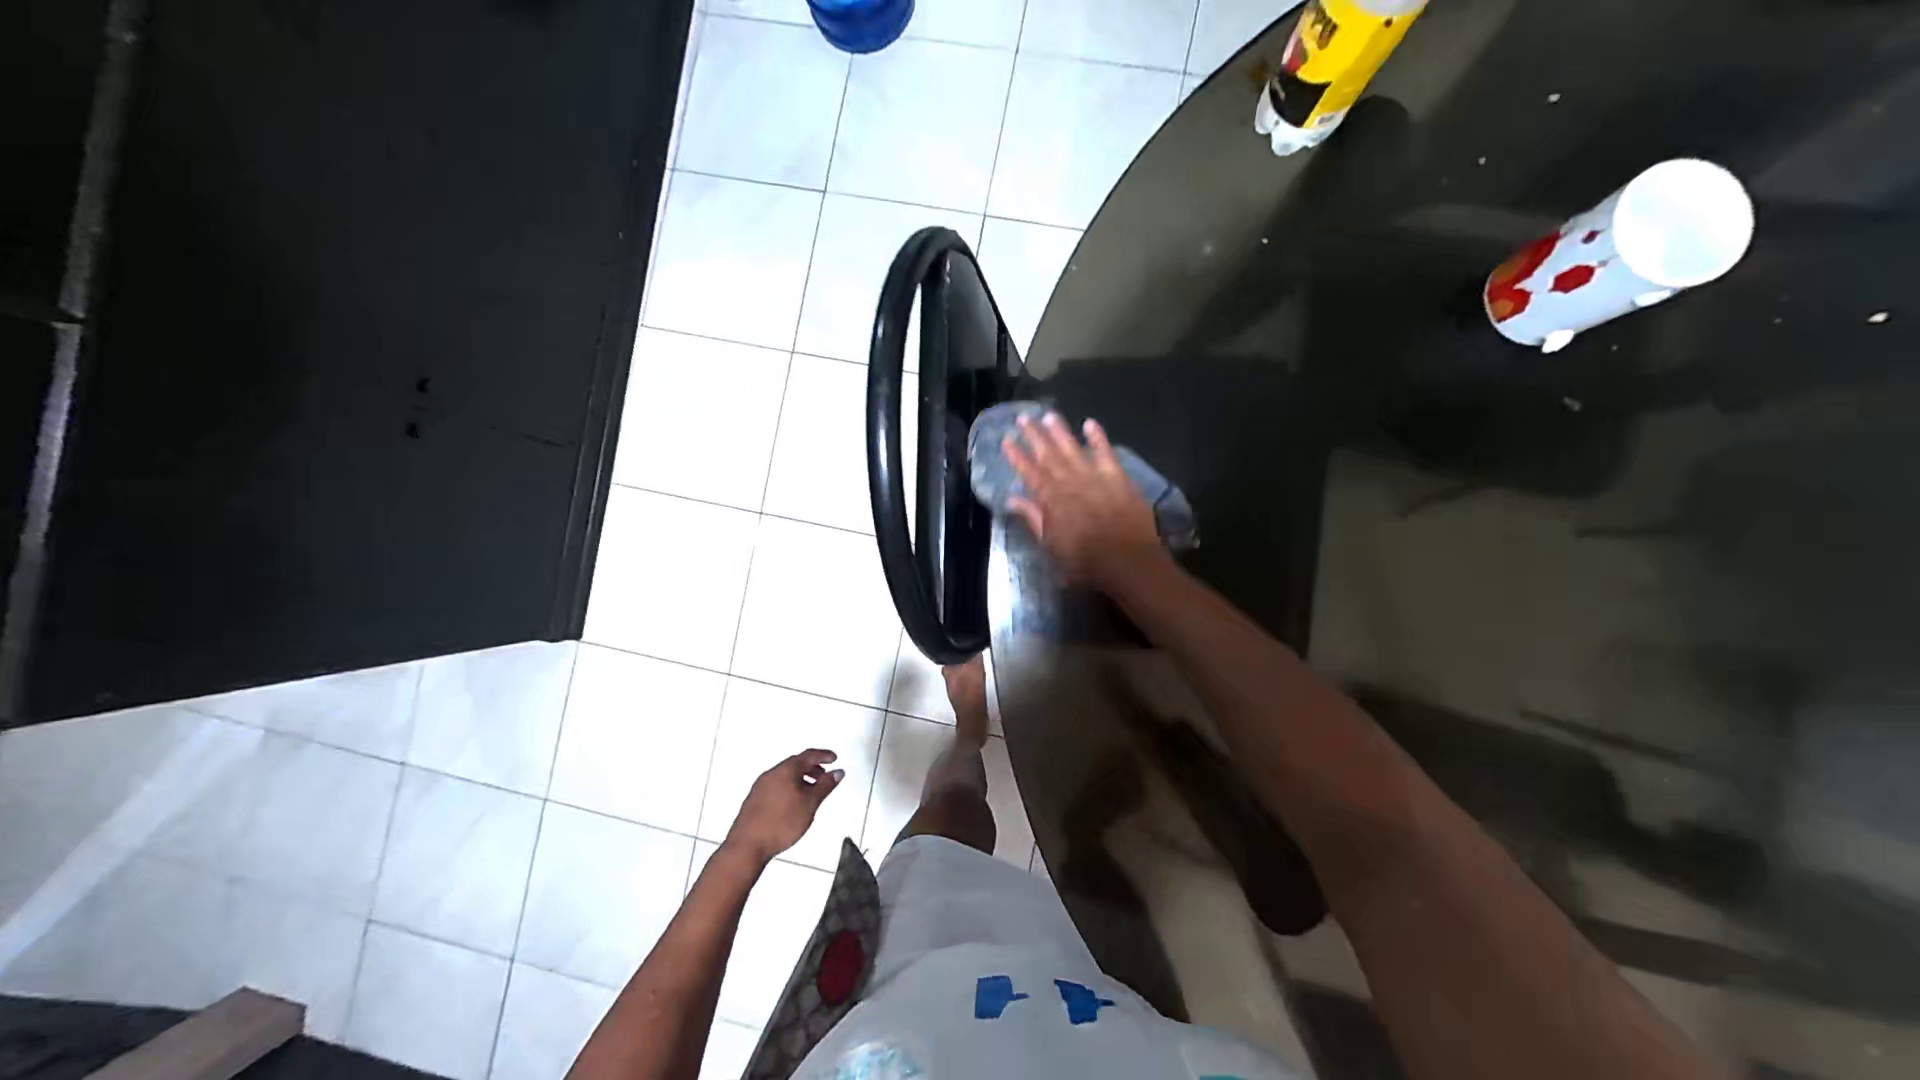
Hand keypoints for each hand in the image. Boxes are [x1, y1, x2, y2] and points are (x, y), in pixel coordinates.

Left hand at [722, 749, 843, 864]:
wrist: (747, 845)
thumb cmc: (782, 822)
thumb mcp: (810, 803)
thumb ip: (825, 786)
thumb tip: (838, 772)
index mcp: (785, 770)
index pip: (808, 755)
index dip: (823, 755)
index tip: (834, 758)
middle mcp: (771, 773)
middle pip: (795, 764)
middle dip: (812, 768)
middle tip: (824, 777)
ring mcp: (760, 786)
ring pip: (785, 776)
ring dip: (801, 779)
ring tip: (811, 793)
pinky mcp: (754, 800)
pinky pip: (777, 786)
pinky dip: (789, 788)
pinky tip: (793, 804)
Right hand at [1002, 412, 1163, 587]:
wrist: (1130, 562)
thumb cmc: (1087, 562)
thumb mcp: (1052, 547)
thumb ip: (1034, 519)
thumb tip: (1013, 499)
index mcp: (1052, 501)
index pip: (1030, 473)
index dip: (1017, 456)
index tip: (1006, 440)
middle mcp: (1071, 483)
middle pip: (1049, 455)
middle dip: (1035, 436)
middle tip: (1022, 418)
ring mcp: (1095, 478)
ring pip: (1073, 449)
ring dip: (1060, 432)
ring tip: (1048, 415)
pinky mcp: (1118, 478)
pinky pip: (1106, 453)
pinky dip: (1098, 437)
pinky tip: (1089, 423)